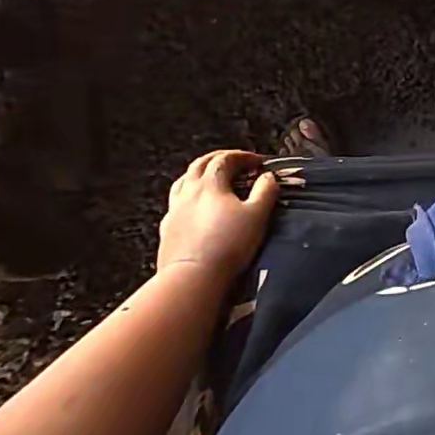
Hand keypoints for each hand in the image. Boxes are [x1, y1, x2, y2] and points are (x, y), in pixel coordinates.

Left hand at [156, 150, 277, 283]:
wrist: (192, 278)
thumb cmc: (229, 243)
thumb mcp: (258, 215)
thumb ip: (265, 191)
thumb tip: (268, 176)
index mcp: (210, 184)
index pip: (225, 159)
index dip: (242, 157)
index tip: (258, 162)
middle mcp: (188, 192)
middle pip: (200, 165)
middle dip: (219, 159)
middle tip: (235, 161)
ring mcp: (174, 211)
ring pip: (183, 182)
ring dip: (199, 175)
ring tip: (213, 180)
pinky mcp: (167, 230)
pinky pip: (176, 204)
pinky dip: (189, 197)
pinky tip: (195, 208)